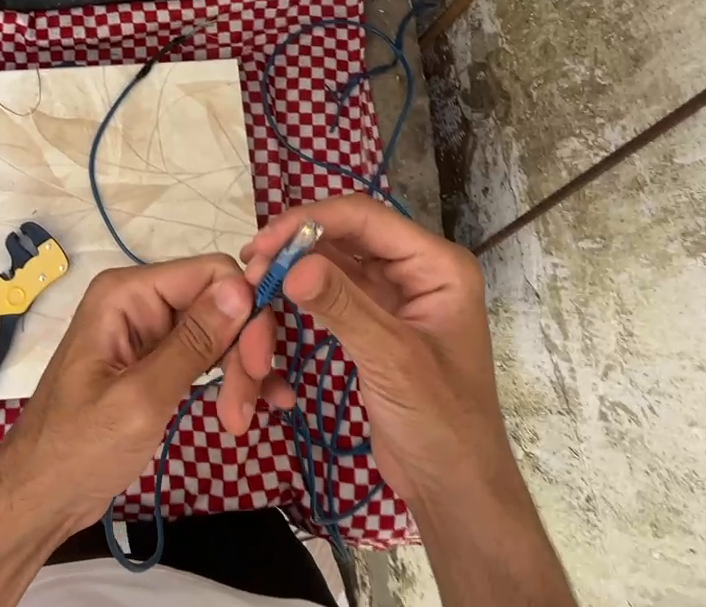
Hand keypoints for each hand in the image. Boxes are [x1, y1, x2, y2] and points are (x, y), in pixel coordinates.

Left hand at [0, 253, 278, 531]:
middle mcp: (140, 301)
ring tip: (243, 420)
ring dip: (241, 372)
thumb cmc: (79, 448)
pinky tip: (260, 406)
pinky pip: (207, 356)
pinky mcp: (158, 361)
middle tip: (249, 406)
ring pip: (220, 331)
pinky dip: (233, 378)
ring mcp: (150, 331)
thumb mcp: (141, 398)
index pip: (211, 273)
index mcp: (127, 293)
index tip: (260, 365)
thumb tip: (242, 288)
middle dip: (243, 350)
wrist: (42, 496)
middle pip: (220, 302)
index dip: (246, 311)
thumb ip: (193, 342)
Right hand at [230, 194, 503, 497]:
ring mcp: (393, 294)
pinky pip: (331, 290)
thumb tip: (291, 268)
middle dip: (296, 245)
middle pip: (345, 234)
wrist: (454, 487)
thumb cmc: (441, 423)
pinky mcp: (372, 319)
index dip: (310, 221)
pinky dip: (301, 291)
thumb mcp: (392, 361)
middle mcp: (415, 269)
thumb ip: (343, 308)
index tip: (262, 245)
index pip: (365, 218)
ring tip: (254, 282)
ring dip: (294, 266)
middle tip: (250, 266)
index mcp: (436, 264)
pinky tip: (272, 298)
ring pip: (333, 260)